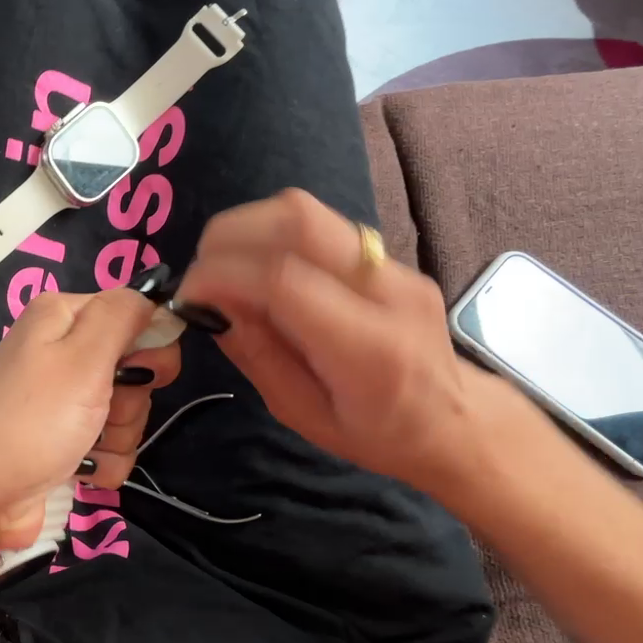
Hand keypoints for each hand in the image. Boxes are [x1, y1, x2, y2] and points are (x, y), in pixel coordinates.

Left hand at [0, 289, 180, 563]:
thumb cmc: (31, 419)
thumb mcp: (82, 355)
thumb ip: (123, 316)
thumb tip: (153, 299)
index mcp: (61, 318)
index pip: (133, 314)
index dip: (149, 345)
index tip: (146, 372)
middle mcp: (59, 355)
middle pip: (134, 369)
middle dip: (130, 399)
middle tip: (99, 412)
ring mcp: (60, 404)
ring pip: (126, 414)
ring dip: (115, 437)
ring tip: (81, 447)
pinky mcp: (62, 447)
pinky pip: (108, 449)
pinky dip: (100, 464)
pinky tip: (78, 472)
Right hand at [174, 188, 521, 496]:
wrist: (455, 420)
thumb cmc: (374, 433)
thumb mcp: (299, 412)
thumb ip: (256, 352)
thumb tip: (210, 304)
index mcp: (367, 348)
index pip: (283, 279)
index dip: (222, 275)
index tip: (187, 295)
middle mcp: (387, 290)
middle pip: (297, 220)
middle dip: (229, 236)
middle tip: (200, 274)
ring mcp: (392, 264)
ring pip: (304, 210)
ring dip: (246, 229)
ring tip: (222, 268)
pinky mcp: (384, 254)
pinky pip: (314, 225)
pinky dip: (268, 235)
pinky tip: (254, 268)